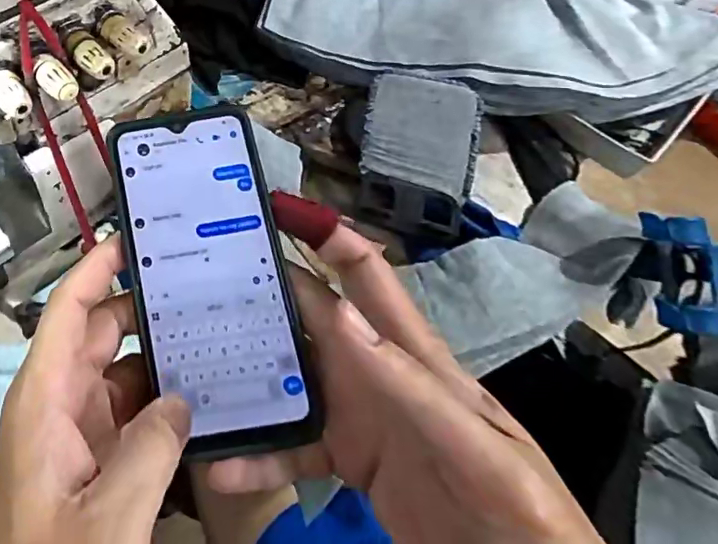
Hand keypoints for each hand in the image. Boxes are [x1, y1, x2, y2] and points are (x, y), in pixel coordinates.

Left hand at [0, 237, 191, 543]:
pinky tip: (199, 407)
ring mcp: (73, 435)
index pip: (68, 310)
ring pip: (118, 376)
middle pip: (98, 335)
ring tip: (207, 339)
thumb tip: (180, 400)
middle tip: (192, 288)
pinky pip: (127, 419)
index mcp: (44, 395)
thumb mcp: (108, 517)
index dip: (95, 268)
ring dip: (157, 362)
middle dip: (141, 309)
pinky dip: (159, 409)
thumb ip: (150, 451)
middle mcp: (56, 402)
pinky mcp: (89, 465)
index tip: (132, 238)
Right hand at [202, 225, 600, 543]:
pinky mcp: (348, 458)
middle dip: (259, 288)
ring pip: (287, 372)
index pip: (361, 271)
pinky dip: (257, 452)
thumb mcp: (474, 448)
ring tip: (194, 364)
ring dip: (244, 366)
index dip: (322, 230)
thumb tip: (336, 310)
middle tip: (199, 277)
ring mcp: (357, 412)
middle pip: (306, 312)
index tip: (271, 204)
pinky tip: (222, 462)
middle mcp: (373, 367)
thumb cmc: (523, 514)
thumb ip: (407, 382)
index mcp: (410, 351)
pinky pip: (291, 445)